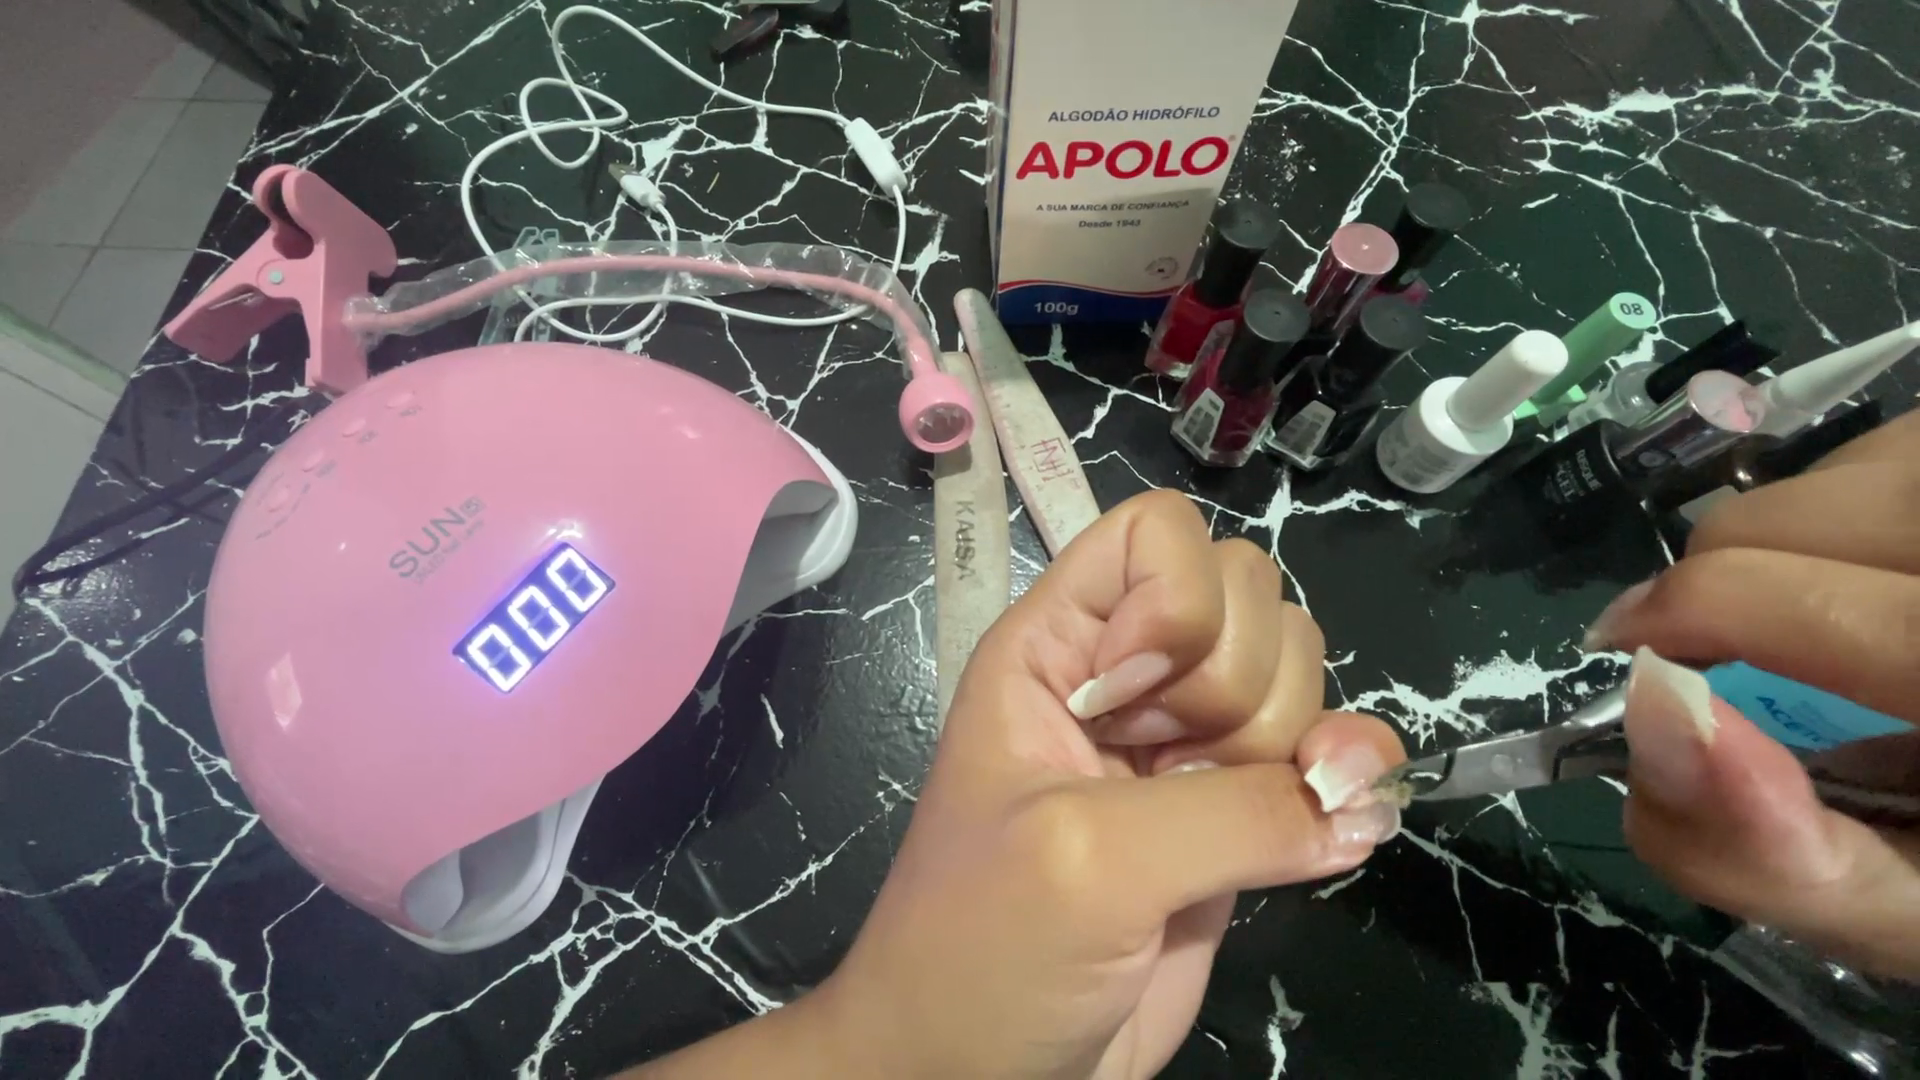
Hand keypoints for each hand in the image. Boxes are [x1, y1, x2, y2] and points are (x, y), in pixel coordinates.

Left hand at [811, 490, 1405, 1077]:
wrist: (980, 1065)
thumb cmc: (989, 945)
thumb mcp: (1085, 858)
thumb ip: (1228, 812)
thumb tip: (1359, 790)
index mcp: (1056, 645)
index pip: (1152, 533)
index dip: (1175, 597)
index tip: (1144, 697)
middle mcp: (1125, 671)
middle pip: (1243, 593)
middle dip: (1234, 681)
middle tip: (1170, 767)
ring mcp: (1185, 736)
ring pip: (1291, 664)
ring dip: (1285, 733)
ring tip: (1221, 815)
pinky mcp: (1232, 805)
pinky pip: (1323, 743)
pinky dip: (1348, 767)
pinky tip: (1341, 816)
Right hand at [1583, 410, 1919, 976]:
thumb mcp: (1903, 913)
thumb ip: (1759, 851)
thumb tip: (1649, 707)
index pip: (1795, 607)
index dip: (1677, 619)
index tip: (1632, 655)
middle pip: (1796, 516)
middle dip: (1723, 579)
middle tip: (1737, 647)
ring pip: (1848, 463)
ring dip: (1793, 537)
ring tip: (1831, 608)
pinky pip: (1894, 447)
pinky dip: (1857, 499)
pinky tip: (1886, 570)